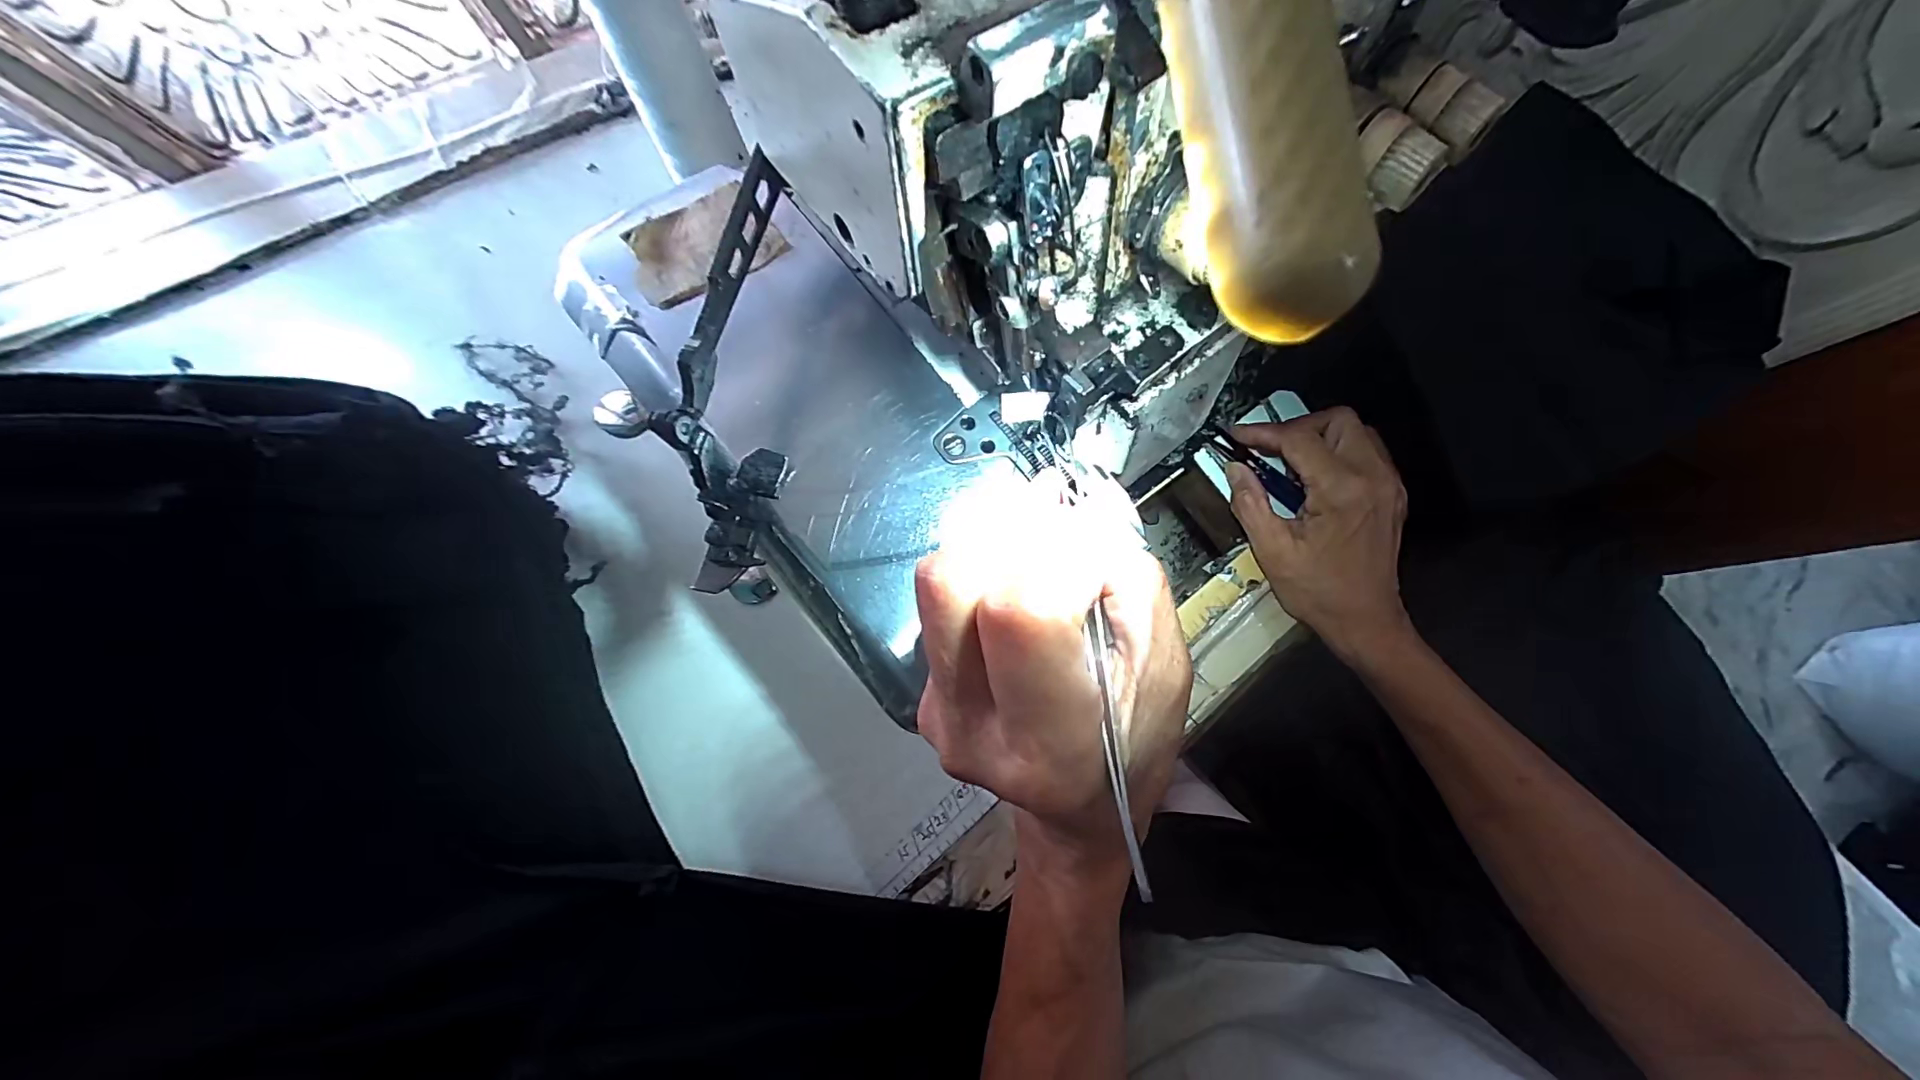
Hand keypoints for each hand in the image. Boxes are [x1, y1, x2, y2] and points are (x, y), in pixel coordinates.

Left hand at [915, 474, 1191, 882]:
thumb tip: (1074, 512)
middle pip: (951, 585)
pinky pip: (940, 606)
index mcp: (1051, 744)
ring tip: (1039, 538)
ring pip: (937, 585)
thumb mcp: (1163, 672)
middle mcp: (973, 730)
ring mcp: (936, 712)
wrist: (1078, 809)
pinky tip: (1019, 575)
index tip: (1096, 546)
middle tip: (1053, 512)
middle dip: (1007, 530)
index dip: (1062, 554)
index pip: (1023, 612)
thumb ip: (1127, 583)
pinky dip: (981, 568)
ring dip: (989, 539)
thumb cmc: (1133, 752)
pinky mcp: (922, 693)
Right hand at [1224, 407, 1411, 660]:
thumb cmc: (1316, 591)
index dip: (1262, 433)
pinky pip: (1366, 453)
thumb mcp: (1271, 550)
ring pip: (1356, 432)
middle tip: (1267, 450)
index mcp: (1342, 490)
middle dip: (1297, 428)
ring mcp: (1388, 485)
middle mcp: (1373, 477)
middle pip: (1338, 421)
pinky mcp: (1392, 495)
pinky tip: (1312, 480)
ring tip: (1287, 464)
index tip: (1235, 437)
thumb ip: (1250, 502)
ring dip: (1319, 438)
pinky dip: (1336, 453)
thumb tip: (1235, 467)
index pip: (1299, 439)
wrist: (1365, 621)